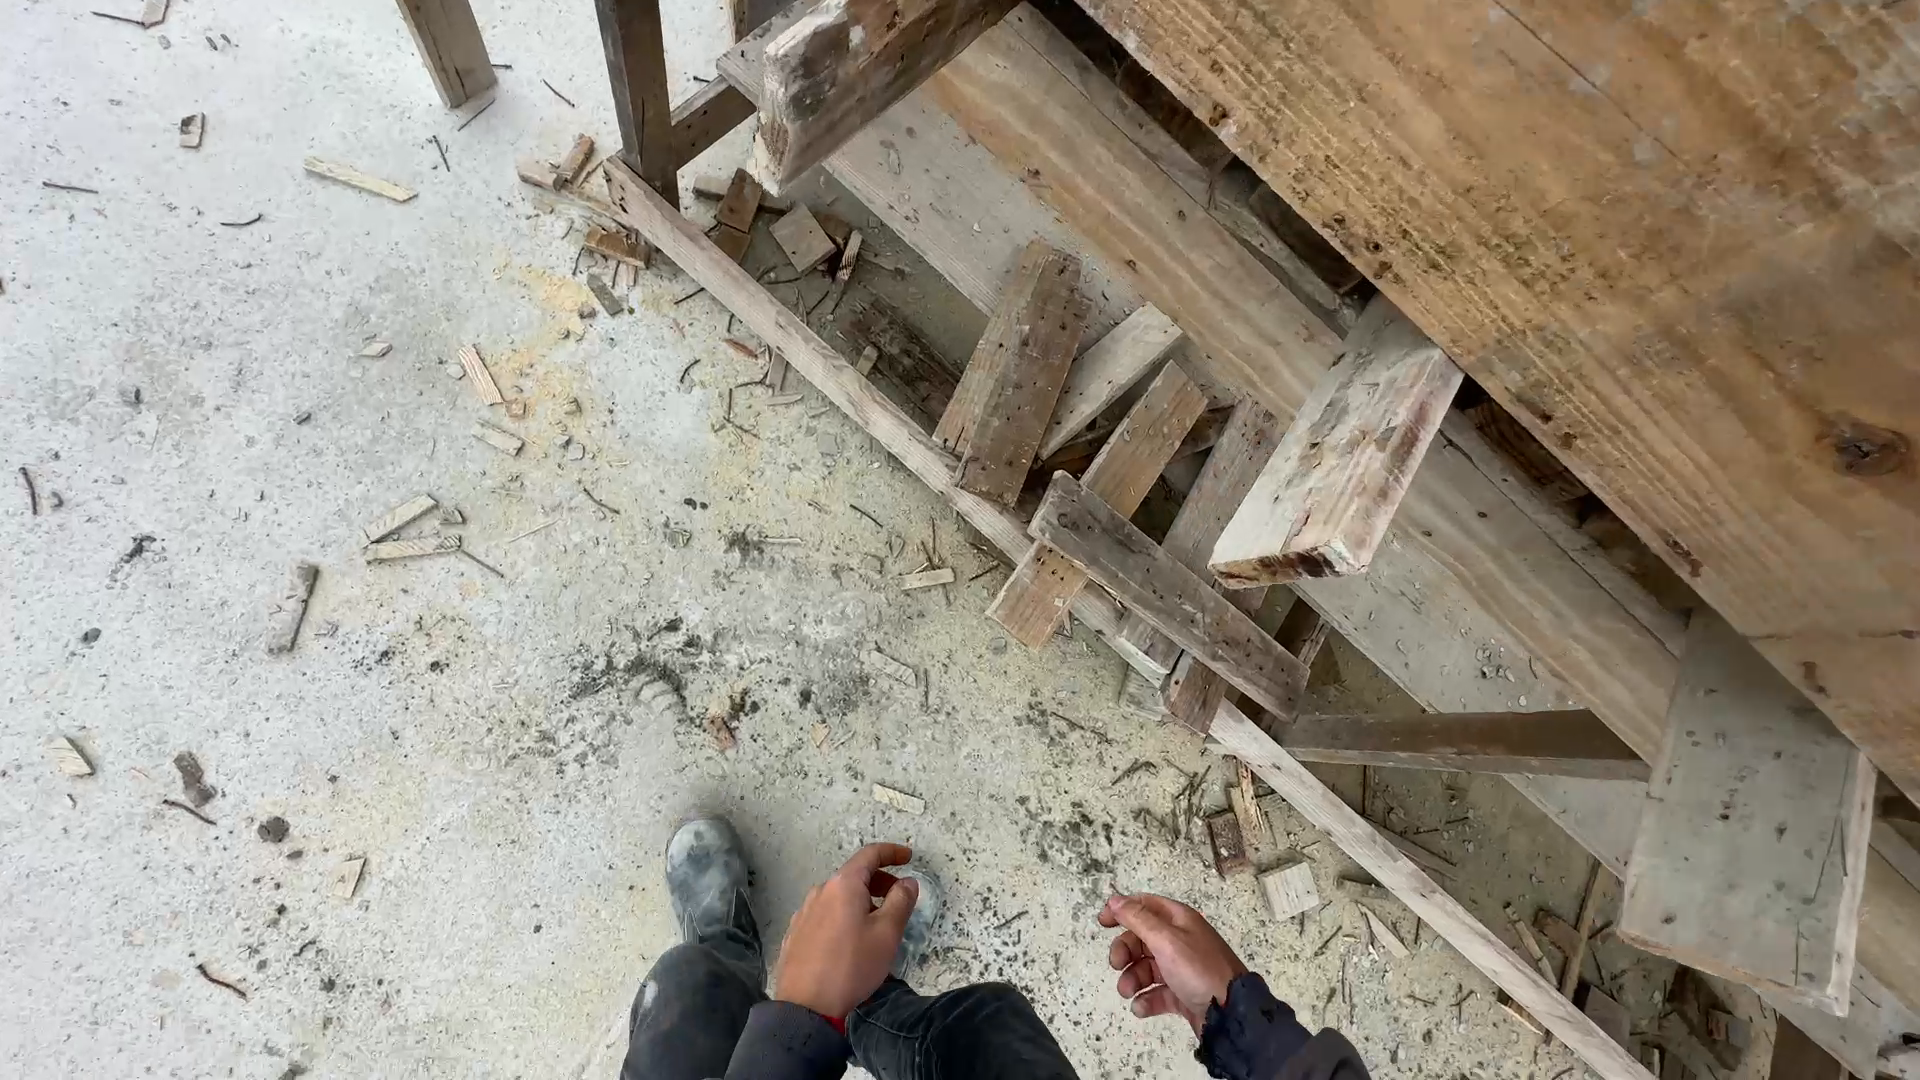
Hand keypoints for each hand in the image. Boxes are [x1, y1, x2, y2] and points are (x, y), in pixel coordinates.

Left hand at [772, 842, 919, 1017]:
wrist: (804, 1008)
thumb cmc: (851, 965)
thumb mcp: (886, 934)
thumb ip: (901, 901)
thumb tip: (907, 882)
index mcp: (844, 885)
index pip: (870, 854)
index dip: (892, 852)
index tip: (909, 857)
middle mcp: (821, 891)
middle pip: (854, 875)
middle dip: (879, 881)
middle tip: (897, 899)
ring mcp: (804, 912)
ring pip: (838, 897)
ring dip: (861, 901)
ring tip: (874, 926)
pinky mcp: (795, 934)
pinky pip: (825, 915)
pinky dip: (842, 916)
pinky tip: (848, 942)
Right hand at [1099, 892, 1248, 1034]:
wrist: (1232, 1016)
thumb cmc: (1198, 970)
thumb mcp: (1166, 939)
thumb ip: (1138, 919)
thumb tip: (1115, 899)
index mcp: (1178, 919)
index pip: (1144, 905)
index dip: (1121, 910)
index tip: (1102, 923)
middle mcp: (1180, 940)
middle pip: (1141, 938)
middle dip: (1125, 951)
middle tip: (1116, 965)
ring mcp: (1182, 968)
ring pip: (1147, 967)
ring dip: (1132, 978)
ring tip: (1127, 992)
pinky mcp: (1184, 994)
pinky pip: (1158, 992)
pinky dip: (1146, 999)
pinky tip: (1141, 1008)